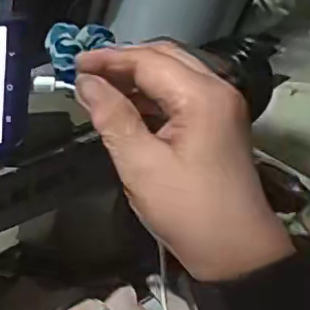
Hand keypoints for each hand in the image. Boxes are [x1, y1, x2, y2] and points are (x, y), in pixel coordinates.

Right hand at [74, 43, 292, 281]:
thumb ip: (112, 117)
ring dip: (134, 76)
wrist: (236, 251)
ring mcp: (219, 108)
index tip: (73, 64)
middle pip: (164, 57)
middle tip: (83, 71)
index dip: (107, 58)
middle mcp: (216, 92)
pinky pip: (178, 95)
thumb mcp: (140, 164)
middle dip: (121, 60)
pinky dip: (148, 94)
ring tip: (97, 87)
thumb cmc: (187, 210)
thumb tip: (86, 83)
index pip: (148, 60)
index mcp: (201, 97)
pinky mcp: (216, 125)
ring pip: (172, 74)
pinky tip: (123, 107)